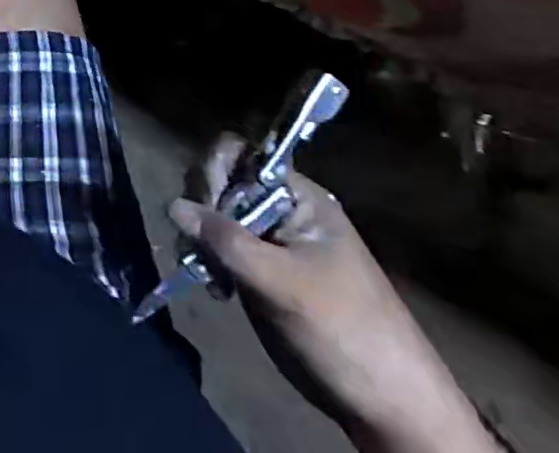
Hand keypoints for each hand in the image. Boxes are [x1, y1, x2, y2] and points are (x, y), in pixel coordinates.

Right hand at [169, 135, 495, 452]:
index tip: (206, 203)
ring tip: (208, 272)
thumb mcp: (283, 283)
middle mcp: (281, 210)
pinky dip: (203, 257)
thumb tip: (172, 203)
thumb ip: (225, 240)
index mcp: (299, 200)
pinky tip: (215, 286)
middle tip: (202, 243)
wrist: (386, 404)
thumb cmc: (344, 331)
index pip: (242, 154)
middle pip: (218, 179)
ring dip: (198, 237)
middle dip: (200, 206)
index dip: (214, 167)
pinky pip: (214, 243)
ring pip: (210, 212)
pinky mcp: (256, 266)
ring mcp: (267, 239)